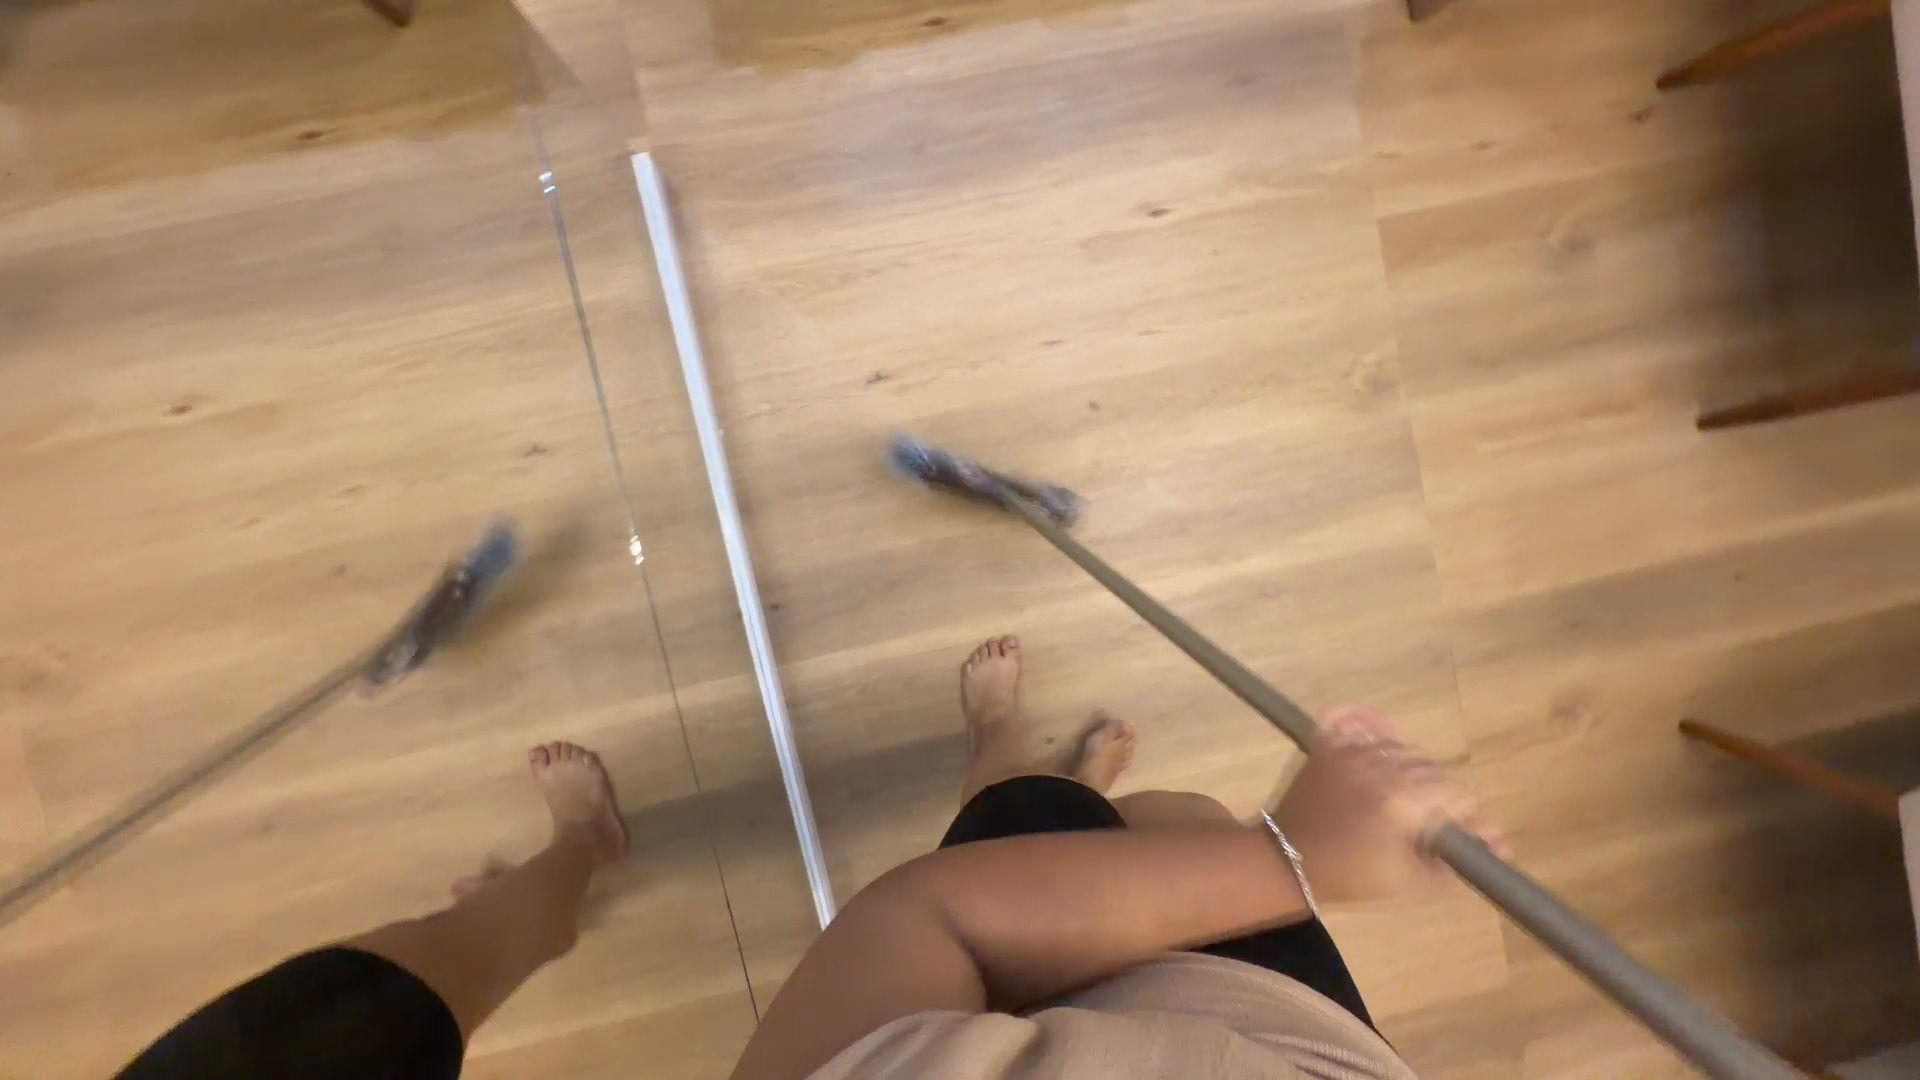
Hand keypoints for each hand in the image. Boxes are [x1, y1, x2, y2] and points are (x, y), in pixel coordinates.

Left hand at [1271, 705, 1508, 905]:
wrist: (1289, 857)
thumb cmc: (1351, 874)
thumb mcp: (1413, 880)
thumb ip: (1457, 860)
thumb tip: (1496, 842)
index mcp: (1402, 800)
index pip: (1457, 791)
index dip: (1464, 814)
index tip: (1457, 832)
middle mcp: (1377, 767)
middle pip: (1431, 766)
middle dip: (1440, 793)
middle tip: (1429, 817)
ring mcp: (1347, 752)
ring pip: (1397, 746)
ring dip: (1409, 765)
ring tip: (1404, 791)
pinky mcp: (1322, 746)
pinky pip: (1345, 716)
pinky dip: (1365, 717)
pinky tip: (1379, 729)